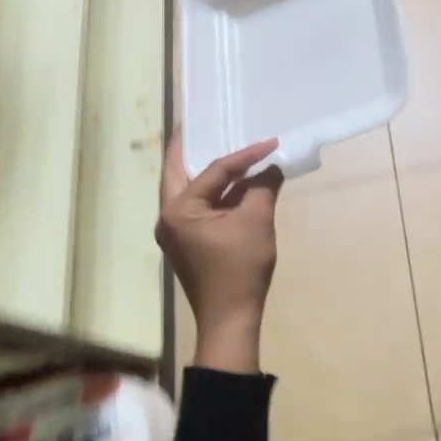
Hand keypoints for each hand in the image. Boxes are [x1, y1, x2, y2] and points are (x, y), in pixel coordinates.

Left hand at [158, 129, 283, 373]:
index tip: (269, 142)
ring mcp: (176, 231)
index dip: (244, 155)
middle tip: (199, 120)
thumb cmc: (240, 268)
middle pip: (178, 171)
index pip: (213, 170)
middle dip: (189, 146)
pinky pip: (199, 204)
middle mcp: (169, 217)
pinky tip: (236, 180)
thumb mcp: (256, 221)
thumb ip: (262, 187)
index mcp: (178, 209)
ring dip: (208, 170)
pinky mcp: (189, 241)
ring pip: (189, 189)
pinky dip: (216, 190)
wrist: (230, 320)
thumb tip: (272, 166)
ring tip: (224, 143)